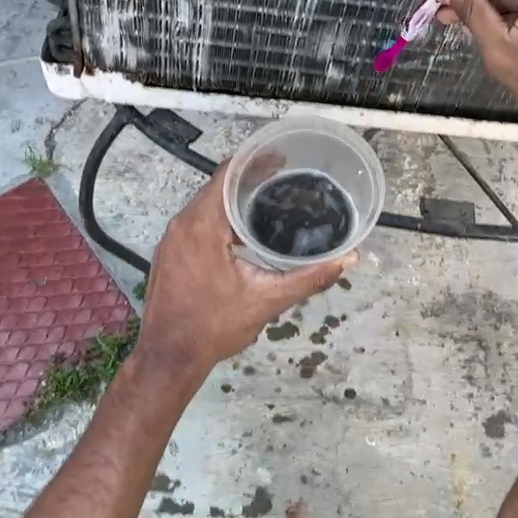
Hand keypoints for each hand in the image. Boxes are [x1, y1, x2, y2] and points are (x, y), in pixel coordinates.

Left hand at [136, 167, 355, 371]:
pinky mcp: (169, 253)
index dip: (254, 162)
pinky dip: (219, 217)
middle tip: (283, 177)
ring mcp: (171, 239)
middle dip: (249, 178)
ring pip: (206, 204)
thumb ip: (309, 278)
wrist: (168, 359)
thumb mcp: (267, 301)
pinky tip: (242, 231)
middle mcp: (182, 224)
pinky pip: (196, 221)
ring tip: (268, 199)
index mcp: (202, 225)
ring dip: (233, 199)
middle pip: (217, 186)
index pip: (227, 175)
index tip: (282, 158)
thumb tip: (348, 260)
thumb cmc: (214, 327)